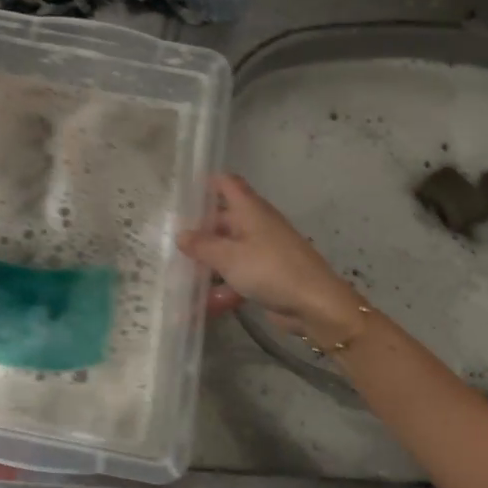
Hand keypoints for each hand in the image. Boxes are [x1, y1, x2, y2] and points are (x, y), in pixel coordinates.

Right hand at [176, 174, 371, 346]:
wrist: (315, 305)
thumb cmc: (270, 270)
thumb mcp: (229, 257)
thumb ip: (202, 246)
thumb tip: (180, 234)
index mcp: (250, 210)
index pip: (228, 184)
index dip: (207, 183)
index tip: (184, 191)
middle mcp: (257, 225)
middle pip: (224, 219)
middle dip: (200, 230)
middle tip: (172, 240)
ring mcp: (264, 250)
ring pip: (230, 250)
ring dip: (209, 262)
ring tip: (182, 275)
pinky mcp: (268, 275)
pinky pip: (239, 274)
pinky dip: (224, 286)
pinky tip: (205, 305)